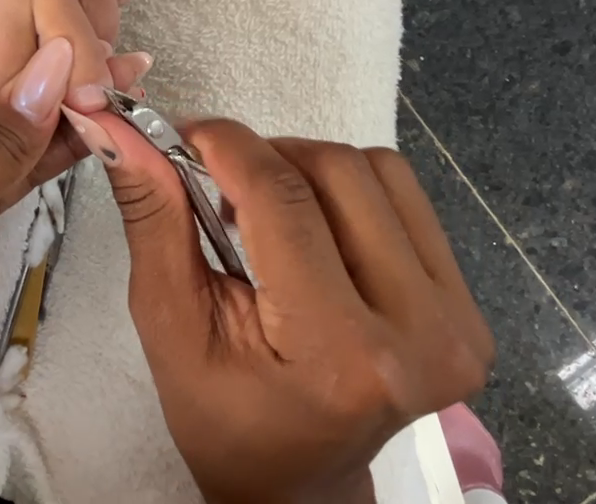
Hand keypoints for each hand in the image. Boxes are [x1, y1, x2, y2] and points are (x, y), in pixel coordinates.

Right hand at [66, 115, 494, 503]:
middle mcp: (421, 333)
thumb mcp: (166, 320)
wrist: (295, 482)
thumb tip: (118, 128)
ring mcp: (458, 321)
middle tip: (215, 185)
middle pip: (334, 170)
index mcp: (337, 350)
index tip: (177, 133)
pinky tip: (312, 226)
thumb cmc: (219, 413)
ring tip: (263, 211)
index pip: (280, 198)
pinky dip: (346, 188)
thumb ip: (151, 217)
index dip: (222, 143)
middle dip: (260, 157)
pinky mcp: (477, 311)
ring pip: (374, 170)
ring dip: (303, 169)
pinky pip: (404, 194)